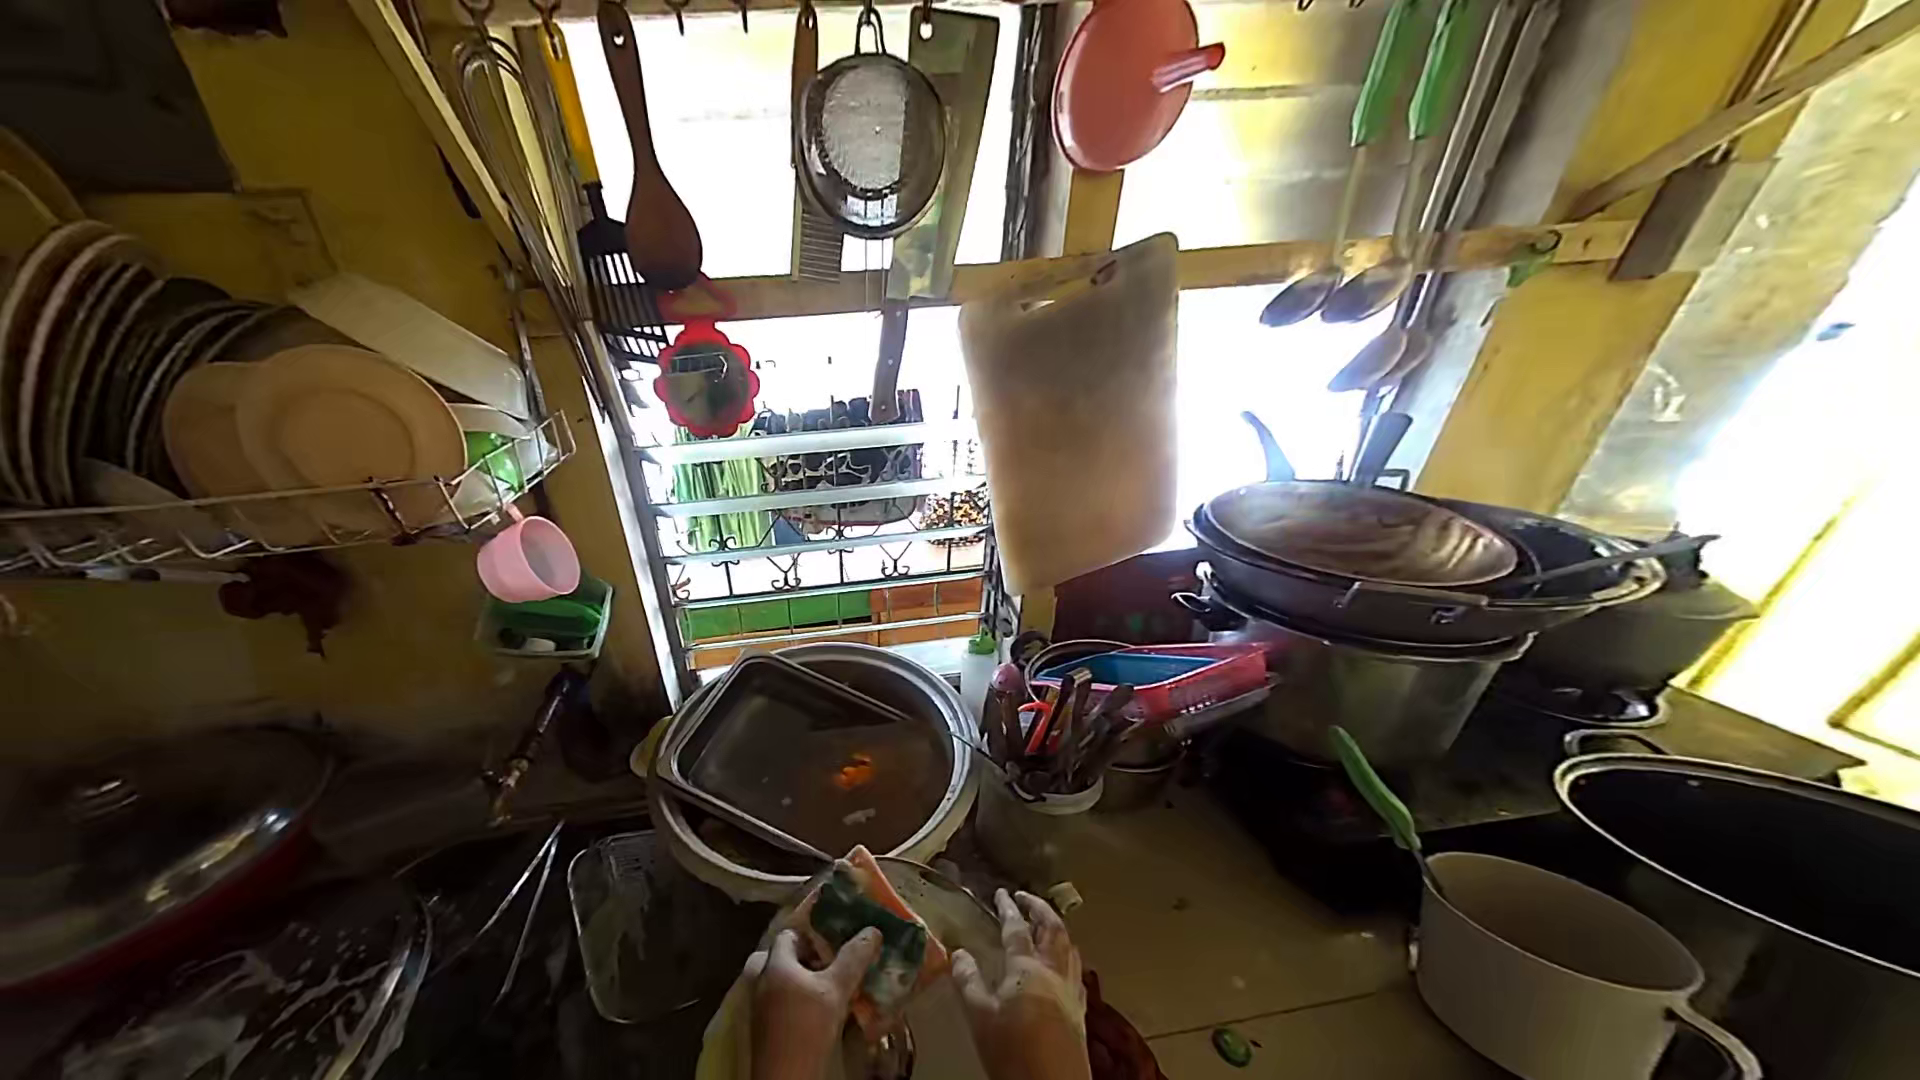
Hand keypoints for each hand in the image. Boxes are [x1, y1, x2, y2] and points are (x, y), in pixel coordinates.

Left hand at [742, 926, 882, 1079]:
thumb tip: (872, 931)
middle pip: (780, 956)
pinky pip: (781, 999)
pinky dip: (798, 995)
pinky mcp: (766, 1028)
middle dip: (802, 952)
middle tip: (828, 951)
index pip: (788, 932)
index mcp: (775, 964)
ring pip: (780, 979)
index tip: (832, 923)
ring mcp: (761, 1007)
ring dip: (802, 974)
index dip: (810, 926)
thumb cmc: (807, 1028)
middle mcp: (762, 981)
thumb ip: (853, 958)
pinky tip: (821, 1002)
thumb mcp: (836, 989)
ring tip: (829, 974)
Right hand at [952, 890, 1091, 1079]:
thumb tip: (958, 952)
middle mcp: (1052, 970)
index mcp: (1026, 967)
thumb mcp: (980, 1018)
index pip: (1016, 928)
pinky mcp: (1080, 1009)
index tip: (1001, 892)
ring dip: (1056, 926)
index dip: (1007, 907)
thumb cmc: (1013, 1052)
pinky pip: (1077, 969)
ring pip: (1068, 945)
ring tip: (1045, 920)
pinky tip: (1064, 961)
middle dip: (1039, 907)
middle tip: (1025, 896)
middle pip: (1051, 928)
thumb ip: (969, 982)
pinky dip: (1069, 954)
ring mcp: (1070, 989)